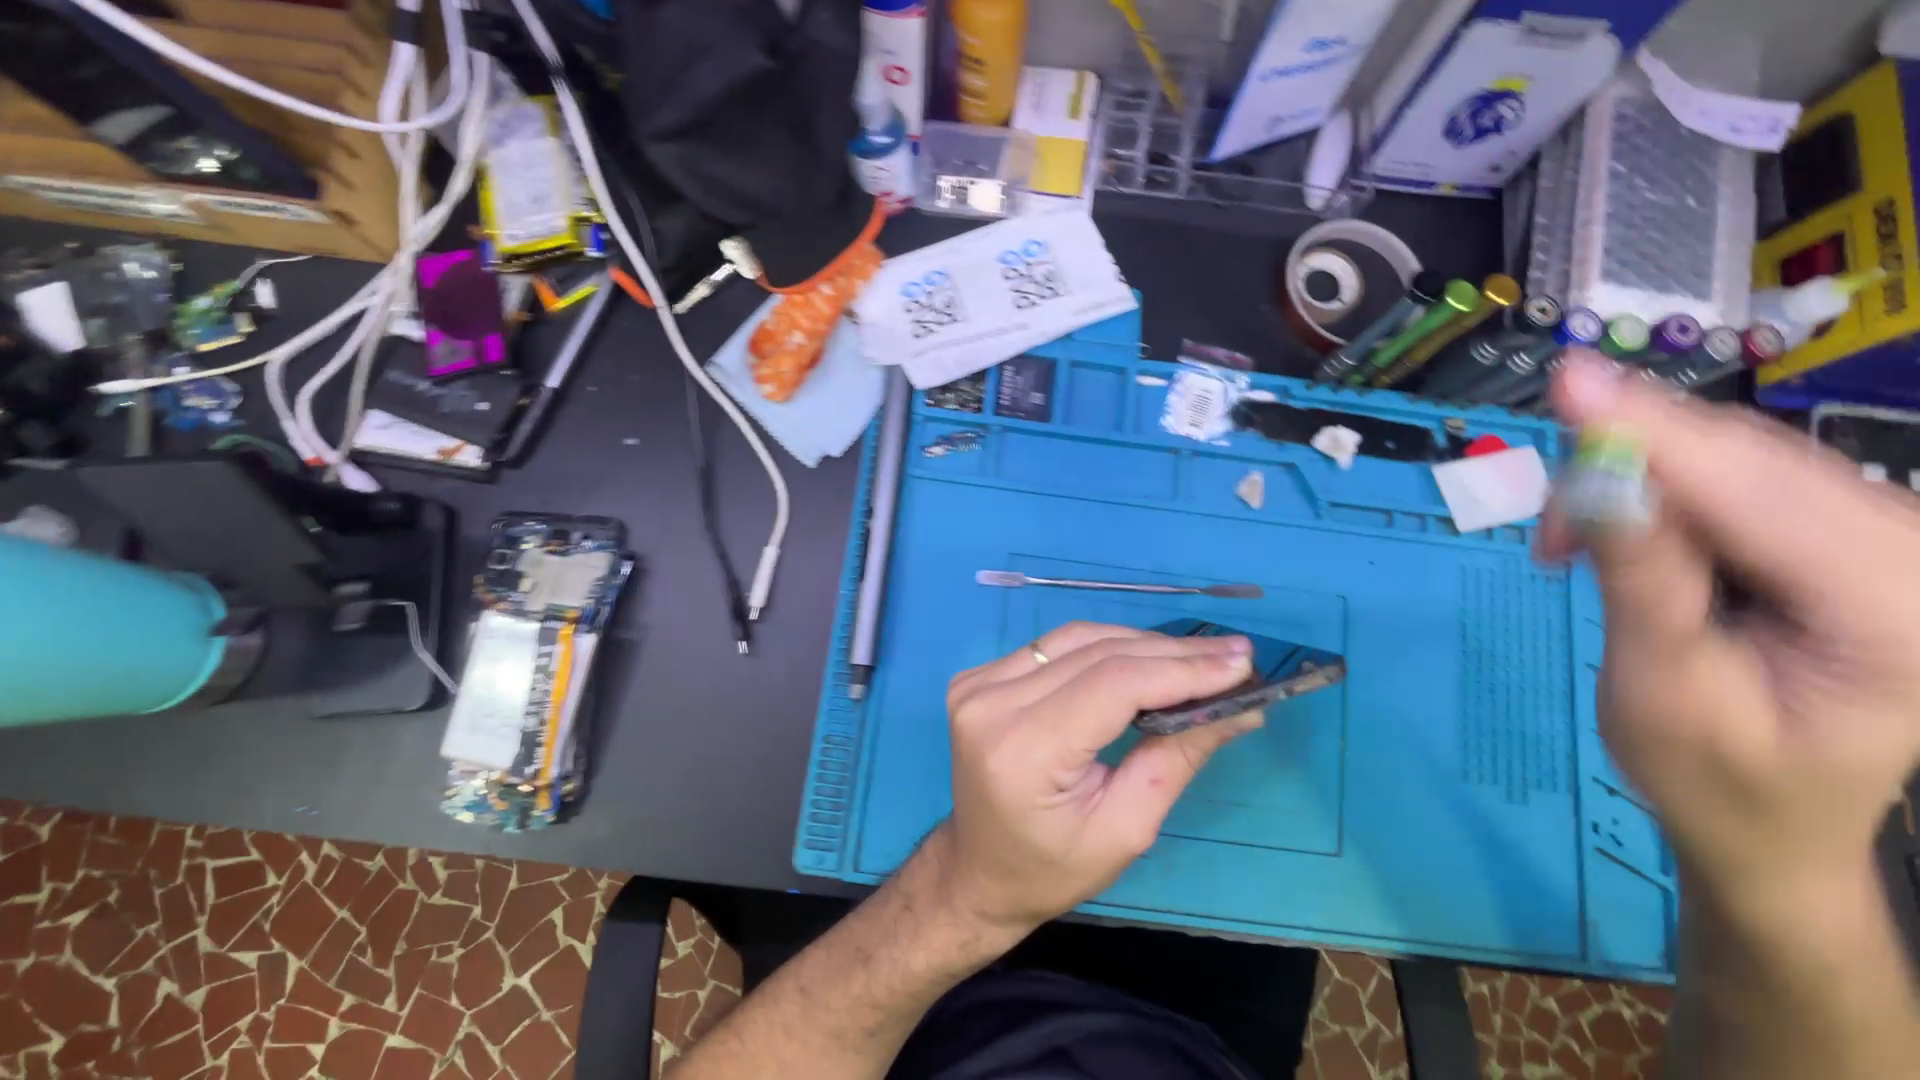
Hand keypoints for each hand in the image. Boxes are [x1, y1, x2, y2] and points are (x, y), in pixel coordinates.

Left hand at [932, 622, 1260, 933]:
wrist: (978, 871)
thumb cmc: (1052, 868)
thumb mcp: (1126, 830)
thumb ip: (1177, 760)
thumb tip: (1240, 707)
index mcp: (1023, 750)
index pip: (1114, 685)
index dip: (1182, 669)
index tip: (1243, 666)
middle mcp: (991, 703)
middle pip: (1098, 654)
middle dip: (1174, 654)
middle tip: (1237, 657)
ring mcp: (978, 684)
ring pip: (1079, 639)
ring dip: (1144, 644)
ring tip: (1203, 657)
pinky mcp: (979, 677)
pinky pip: (1056, 647)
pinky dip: (1106, 648)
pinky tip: (1148, 660)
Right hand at [1541, 352, 1919, 903]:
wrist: (1769, 822)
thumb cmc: (1714, 778)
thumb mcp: (1662, 690)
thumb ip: (1642, 580)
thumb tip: (1598, 475)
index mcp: (1896, 614)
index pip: (1759, 495)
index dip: (1658, 433)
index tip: (1566, 380)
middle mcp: (1912, 554)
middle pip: (1752, 463)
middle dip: (1631, 467)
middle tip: (1546, 533)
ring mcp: (1885, 537)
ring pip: (1738, 461)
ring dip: (1637, 484)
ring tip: (1570, 549)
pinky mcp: (1844, 532)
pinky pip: (1738, 480)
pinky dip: (1661, 494)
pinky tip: (1620, 535)